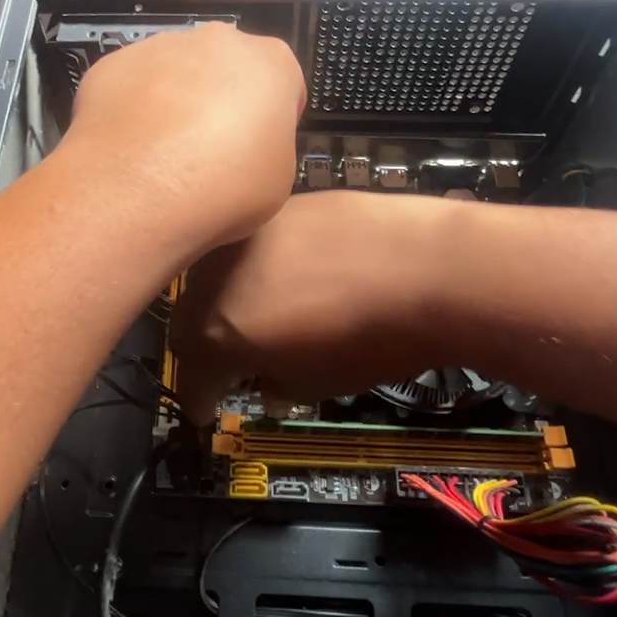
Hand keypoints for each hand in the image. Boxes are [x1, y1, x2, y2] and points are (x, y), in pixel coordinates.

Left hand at [55, 22, 303, 254]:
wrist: (138, 190)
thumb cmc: (223, 186)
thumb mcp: (280, 178)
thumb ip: (272, 143)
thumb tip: (251, 145)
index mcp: (272, 62)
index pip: (284, 81)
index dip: (275, 114)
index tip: (262, 142)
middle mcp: (218, 41)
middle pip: (228, 65)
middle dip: (224, 98)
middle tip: (214, 148)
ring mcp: (161, 46)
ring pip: (178, 70)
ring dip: (178, 100)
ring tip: (168, 151)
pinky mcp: (115, 62)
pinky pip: (134, 83)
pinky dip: (136, 106)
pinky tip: (135, 145)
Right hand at [172, 190, 458, 412]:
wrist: (426, 265)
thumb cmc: (371, 338)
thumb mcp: (315, 384)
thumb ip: (275, 385)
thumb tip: (268, 382)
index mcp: (216, 332)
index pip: (192, 377)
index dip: (200, 399)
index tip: (207, 409)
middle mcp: (214, 278)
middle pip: (189, 320)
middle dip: (204, 349)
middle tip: (231, 366)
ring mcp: (244, 234)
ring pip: (215, 276)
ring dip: (227, 301)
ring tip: (261, 316)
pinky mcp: (276, 207)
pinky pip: (251, 245)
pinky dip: (258, 266)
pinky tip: (290, 274)